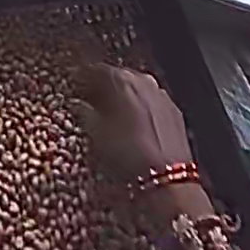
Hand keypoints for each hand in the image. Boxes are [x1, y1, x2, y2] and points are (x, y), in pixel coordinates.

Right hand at [72, 63, 192, 182]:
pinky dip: (139, 107)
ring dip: (122, 97)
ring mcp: (161, 95)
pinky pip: (150, 101)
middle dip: (102, 87)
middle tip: (89, 101)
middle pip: (117, 76)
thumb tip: (77, 105)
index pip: (96, 70)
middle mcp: (144, 81)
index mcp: (122, 81)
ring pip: (136, 88)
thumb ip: (84, 112)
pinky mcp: (173, 110)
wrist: (167, 179)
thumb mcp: (97, 134)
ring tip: (111, 115)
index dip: (82, 79)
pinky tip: (133, 124)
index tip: (75, 87)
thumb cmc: (130, 155)